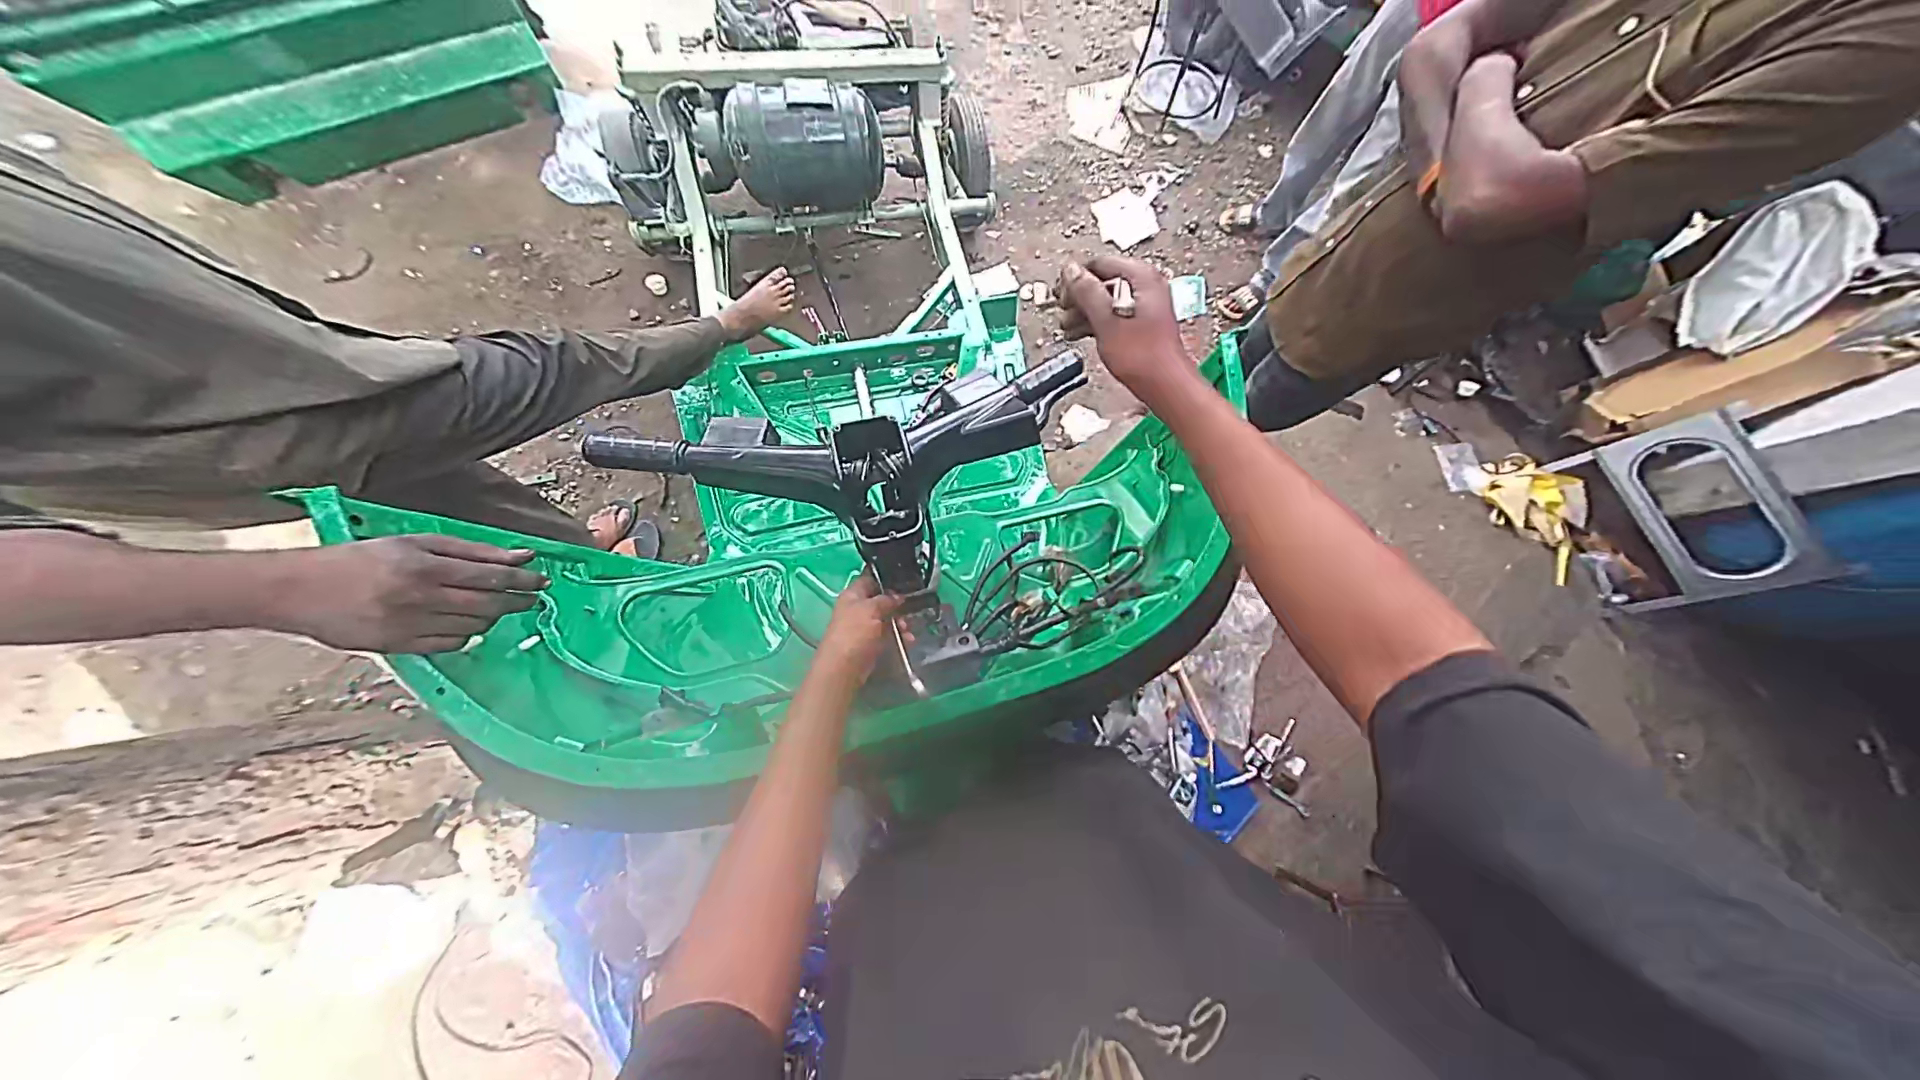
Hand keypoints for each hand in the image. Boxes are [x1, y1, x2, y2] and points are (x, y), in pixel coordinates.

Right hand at [266, 536, 548, 653]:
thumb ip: (472, 550)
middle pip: (488, 605)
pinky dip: (466, 634)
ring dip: (493, 617)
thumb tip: (522, 555)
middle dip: (518, 601)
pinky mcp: (398, 648)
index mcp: (424, 568)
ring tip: (494, 606)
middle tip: (531, 597)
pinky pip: (451, 645)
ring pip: (474, 627)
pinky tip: (464, 622)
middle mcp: (419, 599)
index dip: (523, 580)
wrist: (294, 590)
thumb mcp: (416, 543)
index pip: (492, 577)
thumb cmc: (361, 559)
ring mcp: (408, 626)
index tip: (542, 581)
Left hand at [810, 573, 903, 687]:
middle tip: (912, 606)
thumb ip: (886, 599)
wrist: (844, 666)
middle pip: (881, 599)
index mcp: (853, 594)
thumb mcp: (871, 609)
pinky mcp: (872, 641)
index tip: (906, 579)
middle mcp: (858, 608)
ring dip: (900, 621)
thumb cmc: (854, 631)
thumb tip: (898, 596)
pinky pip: (889, 633)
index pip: (870, 578)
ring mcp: (865, 625)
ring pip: (887, 617)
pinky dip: (899, 635)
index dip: (886, 577)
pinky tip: (908, 639)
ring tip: (908, 628)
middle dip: (898, 603)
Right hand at [1057, 257, 1200, 403]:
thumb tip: (1071, 270)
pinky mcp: (1141, 324)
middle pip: (1102, 281)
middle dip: (1079, 298)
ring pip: (1106, 300)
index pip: (1099, 264)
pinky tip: (1081, 335)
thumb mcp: (1106, 320)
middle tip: (1064, 314)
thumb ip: (1087, 292)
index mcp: (1141, 278)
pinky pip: (1113, 315)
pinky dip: (1096, 323)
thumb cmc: (1142, 356)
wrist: (1165, 384)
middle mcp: (1146, 287)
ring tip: (1068, 329)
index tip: (1061, 297)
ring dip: (1084, 313)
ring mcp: (1145, 305)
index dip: (1076, 279)